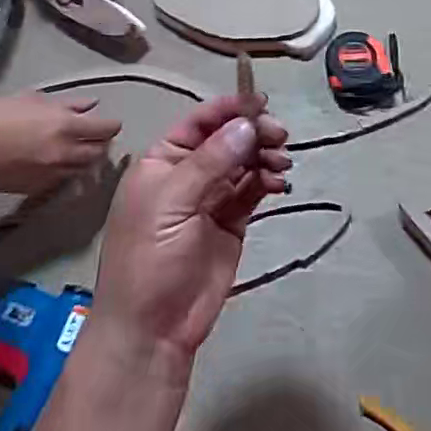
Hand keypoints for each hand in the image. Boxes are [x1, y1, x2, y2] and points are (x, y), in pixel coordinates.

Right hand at [0, 93, 122, 193]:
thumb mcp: (32, 99)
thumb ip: (67, 103)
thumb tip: (91, 105)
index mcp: (65, 126)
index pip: (106, 129)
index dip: (112, 125)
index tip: (110, 123)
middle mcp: (65, 153)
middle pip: (99, 153)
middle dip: (102, 144)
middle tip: (96, 136)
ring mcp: (52, 174)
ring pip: (83, 170)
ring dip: (86, 160)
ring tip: (79, 150)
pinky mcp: (38, 189)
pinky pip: (62, 181)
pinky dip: (66, 172)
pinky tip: (57, 163)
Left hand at [91, 95, 291, 364]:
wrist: (153, 328)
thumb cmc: (149, 257)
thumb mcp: (172, 202)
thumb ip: (210, 162)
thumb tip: (246, 124)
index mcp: (162, 160)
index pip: (198, 122)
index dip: (228, 109)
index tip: (260, 102)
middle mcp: (188, 173)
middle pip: (226, 139)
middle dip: (252, 132)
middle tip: (279, 136)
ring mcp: (210, 198)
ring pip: (242, 162)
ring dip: (263, 155)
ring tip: (282, 160)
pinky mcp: (231, 222)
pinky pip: (252, 190)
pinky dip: (267, 180)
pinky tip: (279, 182)